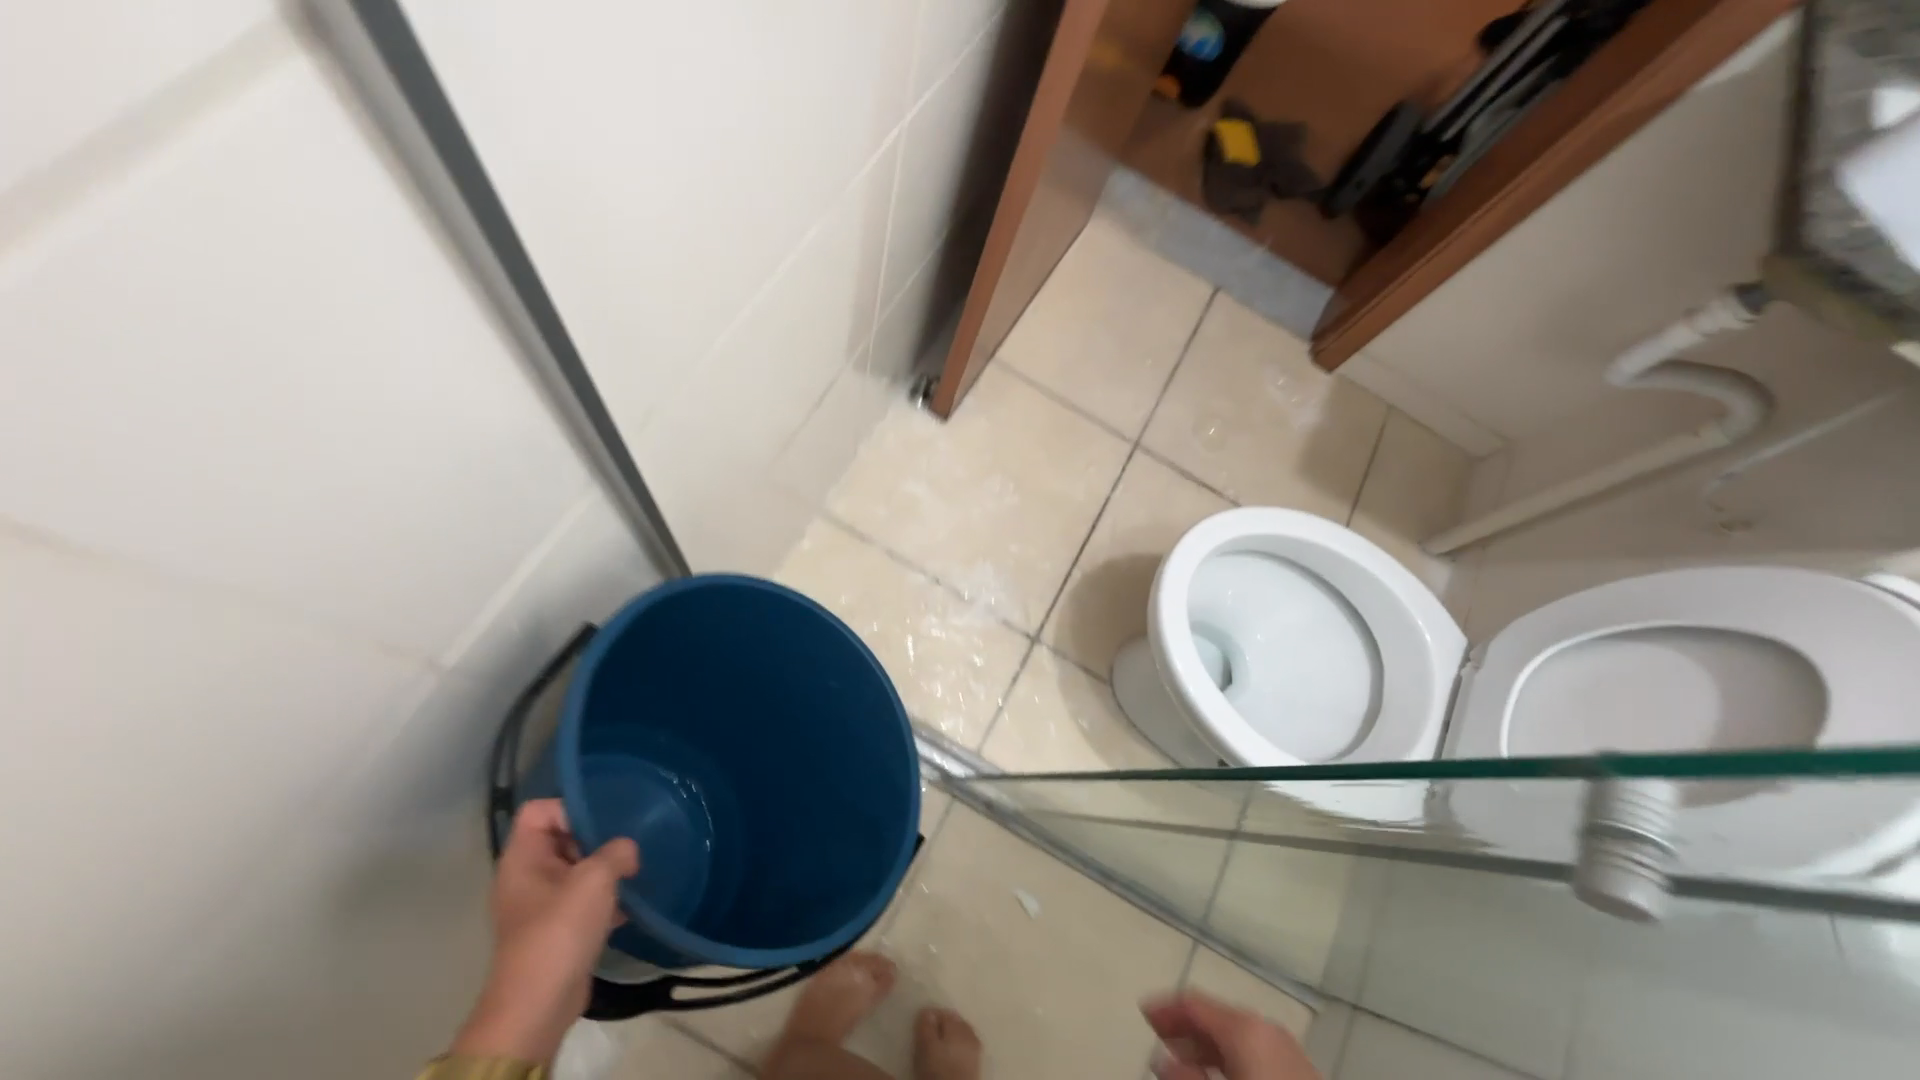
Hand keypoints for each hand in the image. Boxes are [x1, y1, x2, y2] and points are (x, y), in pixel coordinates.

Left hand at [449, 799, 639, 1063]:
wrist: (539, 1003)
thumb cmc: (560, 930)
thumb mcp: (595, 880)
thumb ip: (616, 852)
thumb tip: (628, 850)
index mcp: (523, 858)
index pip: (540, 810)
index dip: (571, 808)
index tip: (605, 822)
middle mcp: (526, 876)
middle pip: (562, 837)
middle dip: (597, 840)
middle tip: (628, 846)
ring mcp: (540, 905)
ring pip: (576, 870)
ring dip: (605, 871)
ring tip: (634, 873)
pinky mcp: (556, 929)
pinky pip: (582, 900)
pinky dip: (604, 900)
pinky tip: (629, 906)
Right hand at [1142, 991, 1321, 1079]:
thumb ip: (1184, 1074)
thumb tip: (1160, 1057)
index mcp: (1244, 1027)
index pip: (1194, 1001)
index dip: (1164, 1005)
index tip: (1142, 1013)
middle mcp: (1265, 1027)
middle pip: (1216, 1015)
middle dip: (1185, 1026)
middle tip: (1158, 1038)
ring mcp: (1286, 1048)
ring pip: (1235, 1034)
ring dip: (1206, 1043)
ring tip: (1183, 1061)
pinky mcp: (1298, 1069)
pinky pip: (1253, 1050)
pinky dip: (1229, 1054)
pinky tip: (1218, 1073)